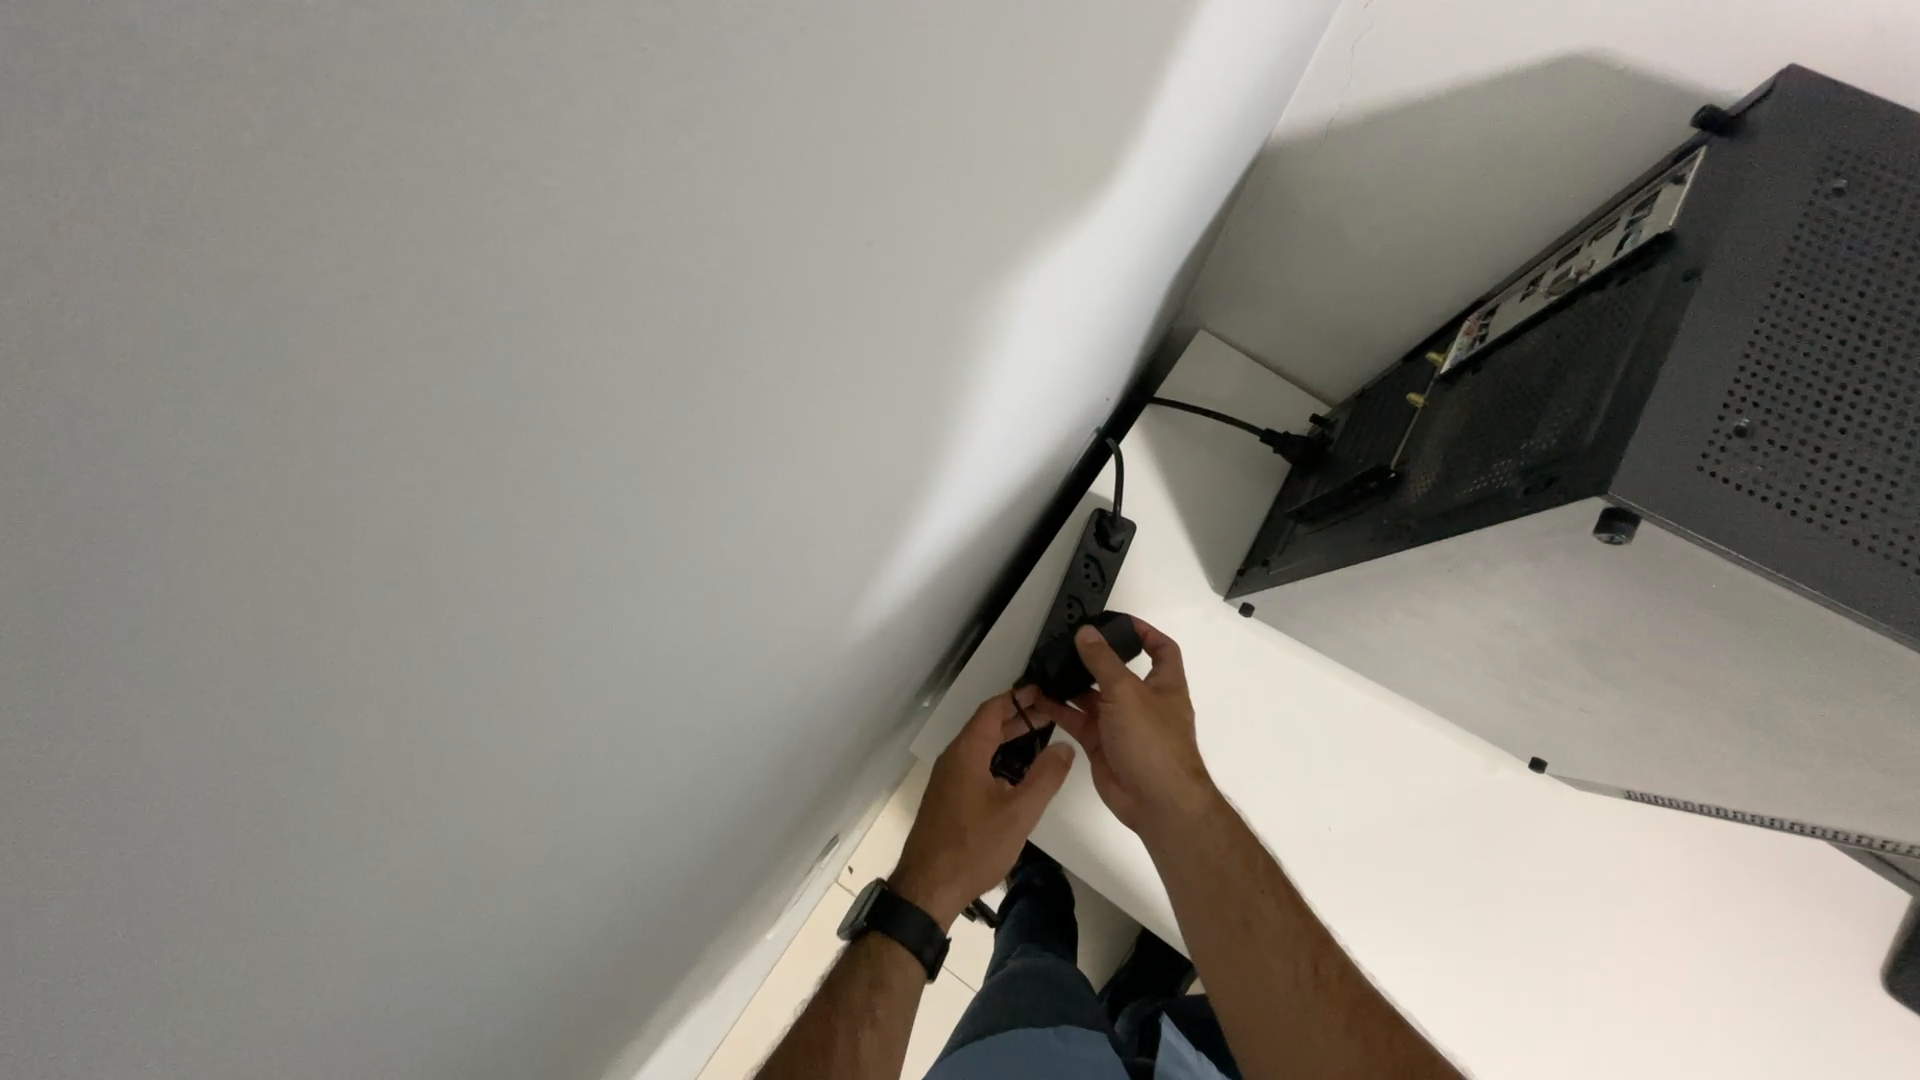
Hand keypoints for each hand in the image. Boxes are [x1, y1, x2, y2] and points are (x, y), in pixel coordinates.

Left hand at [889, 686, 1074, 928]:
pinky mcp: (948, 798)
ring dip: (1009, 741)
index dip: (1018, 697)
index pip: (992, 709)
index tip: (1045, 691)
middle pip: (987, 726)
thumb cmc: (973, 847)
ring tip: (1041, 740)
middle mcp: (953, 758)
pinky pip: (976, 766)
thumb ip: (1045, 777)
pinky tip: (1018, 777)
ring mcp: (948, 779)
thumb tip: (1064, 747)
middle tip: (1052, 714)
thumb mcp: (1019, 813)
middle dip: (1018, 718)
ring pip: (981, 748)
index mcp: (966, 752)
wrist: (928, 888)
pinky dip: (999, 760)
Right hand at [1031, 617, 1215, 837]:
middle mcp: (1143, 702)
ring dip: (1072, 684)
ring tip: (1047, 668)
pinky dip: (1060, 710)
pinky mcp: (1101, 744)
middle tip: (1067, 644)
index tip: (1120, 623)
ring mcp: (1121, 724)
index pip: (1162, 650)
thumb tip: (1087, 633)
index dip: (1146, 633)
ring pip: (1093, 696)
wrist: (1156, 802)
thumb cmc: (1153, 741)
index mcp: (1164, 685)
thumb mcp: (1126, 692)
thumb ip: (1103, 661)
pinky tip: (1041, 698)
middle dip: (1095, 659)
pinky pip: (1078, 720)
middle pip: (1118, 672)